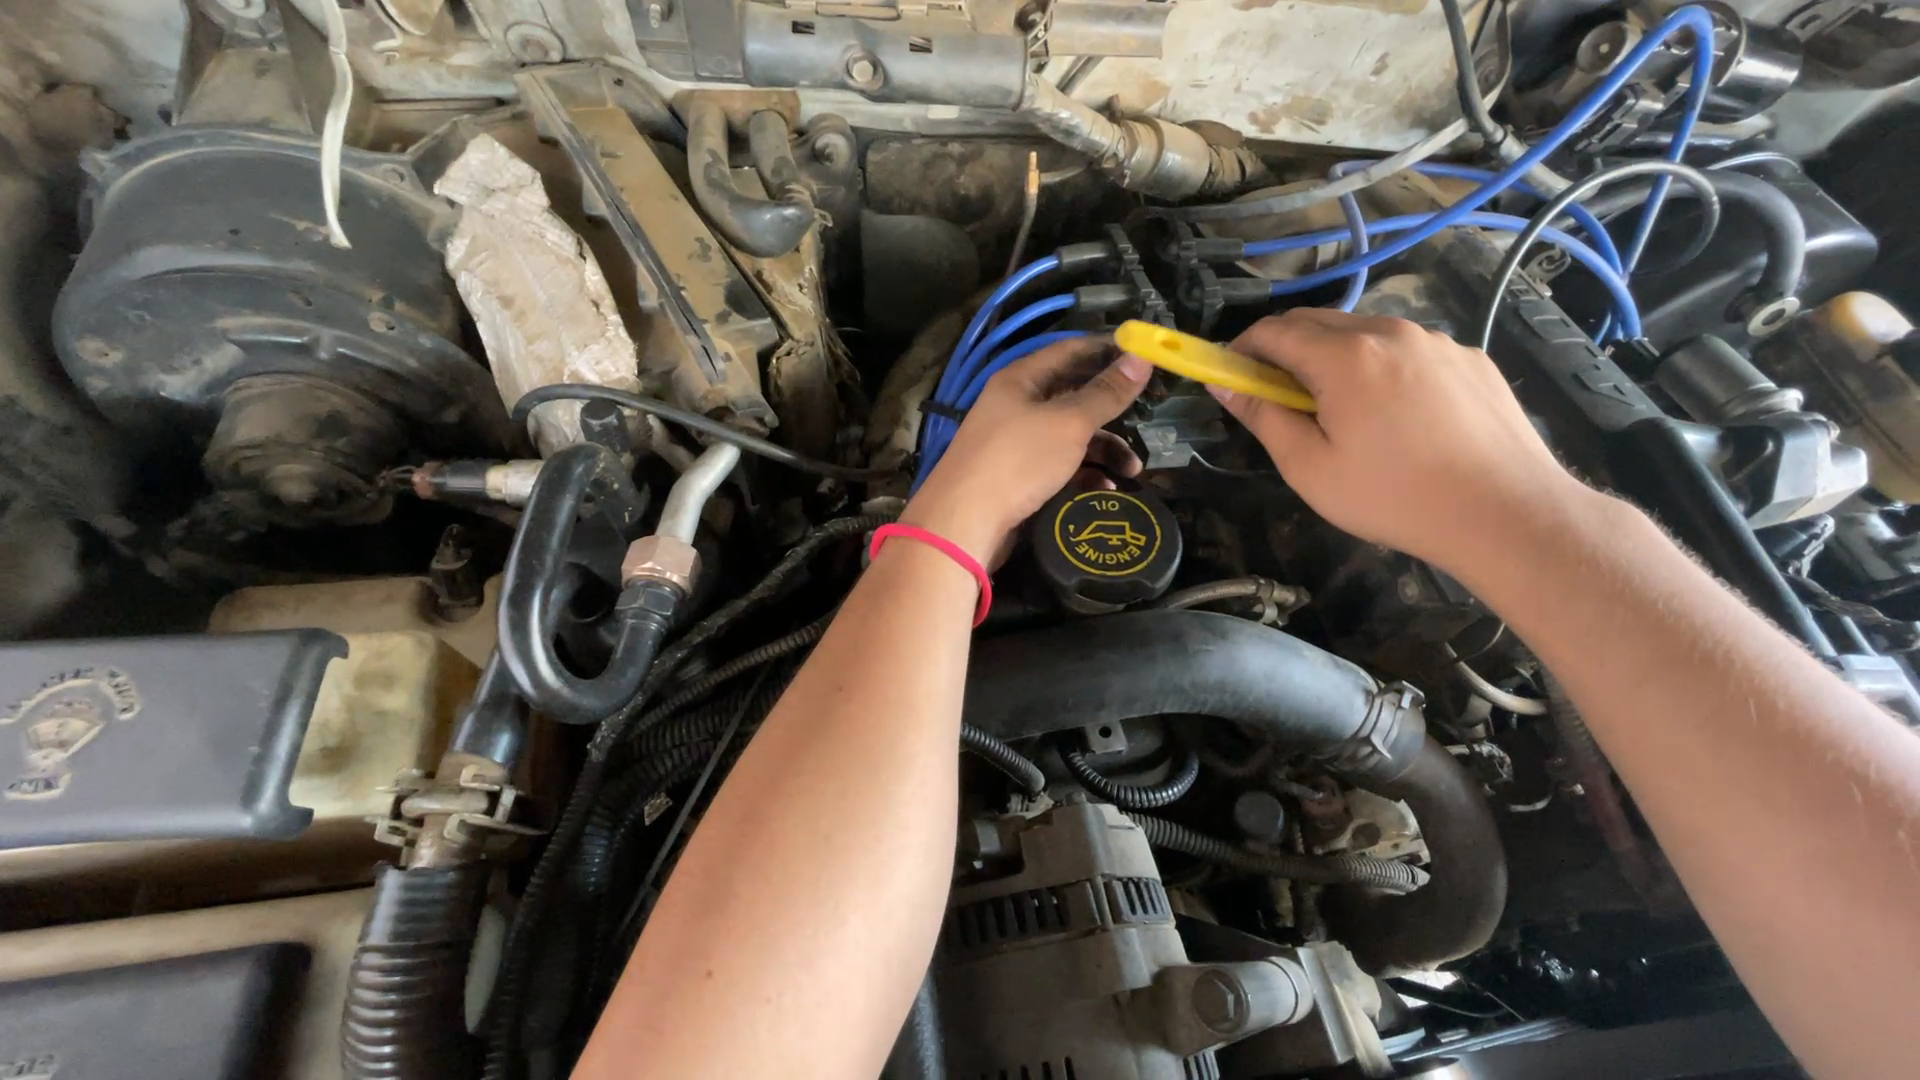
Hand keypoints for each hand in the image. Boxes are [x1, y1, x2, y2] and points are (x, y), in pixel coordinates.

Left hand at [906, 338, 1149, 566]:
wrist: (964, 522)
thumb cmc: (1017, 460)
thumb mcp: (1068, 423)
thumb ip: (1106, 394)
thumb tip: (1141, 358)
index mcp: (1021, 379)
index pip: (1071, 351)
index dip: (1108, 352)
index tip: (1146, 360)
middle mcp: (1017, 405)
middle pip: (1074, 396)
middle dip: (1111, 410)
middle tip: (1146, 419)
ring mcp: (1016, 442)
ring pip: (1070, 436)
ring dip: (1103, 450)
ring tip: (1131, 470)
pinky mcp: (1018, 476)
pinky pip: (1059, 466)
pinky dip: (1083, 473)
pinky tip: (1103, 488)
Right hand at [1205, 308, 1585, 570]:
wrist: (1504, 512)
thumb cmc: (1392, 496)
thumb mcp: (1308, 467)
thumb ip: (1262, 417)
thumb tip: (1223, 384)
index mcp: (1345, 357)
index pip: (1274, 331)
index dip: (1241, 349)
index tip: (1230, 375)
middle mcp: (1391, 332)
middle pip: (1318, 322)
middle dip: (1284, 349)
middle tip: (1276, 396)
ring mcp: (1437, 342)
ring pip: (1365, 333)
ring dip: (1334, 356)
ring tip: (1339, 409)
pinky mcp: (1470, 359)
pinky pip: (1408, 350)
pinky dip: (1381, 367)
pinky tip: (1394, 414)